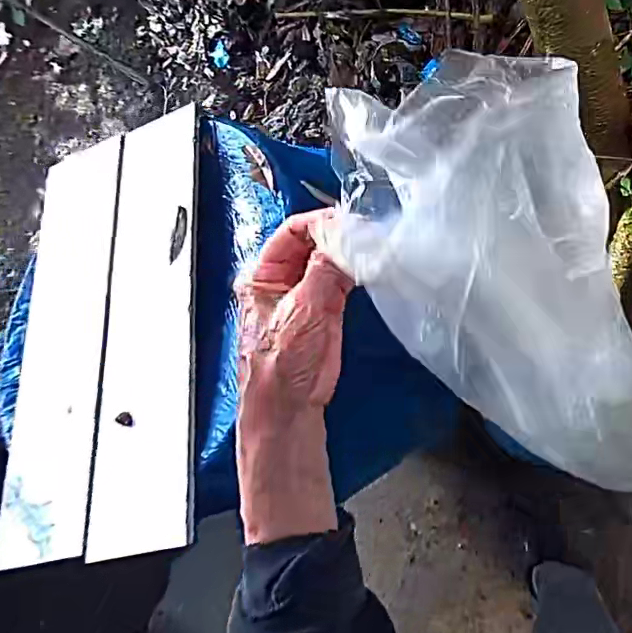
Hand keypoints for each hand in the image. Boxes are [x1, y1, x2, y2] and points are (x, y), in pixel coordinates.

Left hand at [235, 211, 352, 543]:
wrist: (289, 411)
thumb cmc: (279, 370)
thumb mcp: (301, 312)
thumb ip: (324, 271)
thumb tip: (343, 239)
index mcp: (260, 276)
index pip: (291, 232)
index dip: (319, 223)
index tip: (347, 222)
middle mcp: (280, 281)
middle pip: (311, 242)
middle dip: (338, 235)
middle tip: (365, 232)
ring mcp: (304, 293)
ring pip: (328, 258)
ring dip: (349, 252)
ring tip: (371, 247)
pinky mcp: (324, 308)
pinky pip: (341, 278)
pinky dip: (356, 270)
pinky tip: (369, 266)